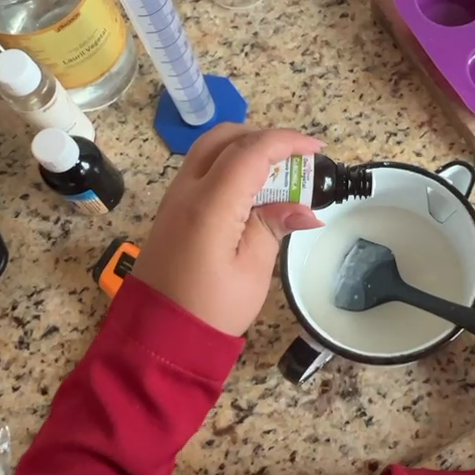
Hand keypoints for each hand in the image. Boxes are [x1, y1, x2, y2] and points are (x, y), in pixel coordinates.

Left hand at [134, 125, 324, 335]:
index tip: (316, 150)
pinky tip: (251, 188)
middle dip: (264, 137)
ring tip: (277, 170)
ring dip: (244, 147)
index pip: (251, 151)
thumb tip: (304, 209)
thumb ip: (273, 227)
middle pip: (225, 137)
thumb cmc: (210, 309)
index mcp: (210, 205)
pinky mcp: (171, 210)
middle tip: (296, 158)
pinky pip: (200, 169)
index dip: (287, 142)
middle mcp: (186, 191)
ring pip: (209, 149)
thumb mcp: (252, 271)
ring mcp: (174, 198)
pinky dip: (229, 164)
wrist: (158, 337)